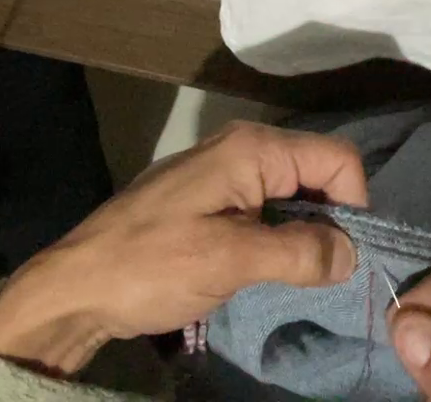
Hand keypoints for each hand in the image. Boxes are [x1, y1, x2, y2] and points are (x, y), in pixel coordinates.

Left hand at [0, 121, 369, 376]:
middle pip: (318, 172)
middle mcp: (244, 147)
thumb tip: (351, 253)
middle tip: (323, 275)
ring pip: (294, 192)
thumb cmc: (150, 265)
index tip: (342, 258)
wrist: (77, 283)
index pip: (337, 158)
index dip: (353, 205)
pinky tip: (268, 268)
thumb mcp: (229, 260)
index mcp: (252, 148)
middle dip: (332, 220)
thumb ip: (297, 251)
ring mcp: (226, 170)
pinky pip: (267, 205)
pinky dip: (279, 234)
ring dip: (305, 232)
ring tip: (296, 278)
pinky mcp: (213, 196)